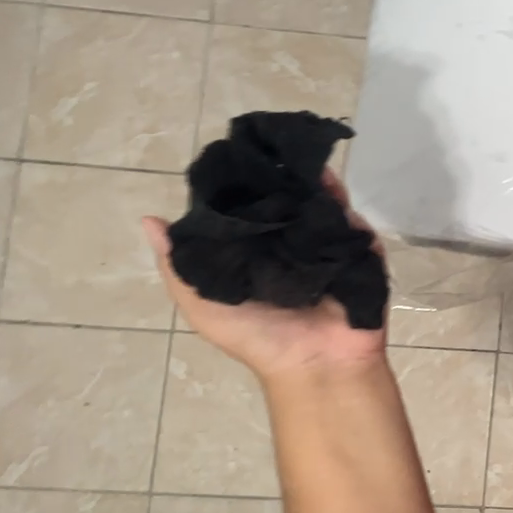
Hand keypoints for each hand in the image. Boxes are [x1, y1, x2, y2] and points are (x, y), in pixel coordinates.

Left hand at [141, 171, 388, 384]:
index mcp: (259, 256)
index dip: (243, 188)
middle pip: (290, 205)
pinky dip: (344, 207)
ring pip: (323, 209)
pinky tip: (331, 187)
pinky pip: (354, 226)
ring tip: (304, 156)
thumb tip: (149, 220)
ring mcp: (331, 250)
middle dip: (283, 179)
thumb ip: (179, 266)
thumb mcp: (202, 304)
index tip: (235, 158)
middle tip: (274, 149)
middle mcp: (294, 248)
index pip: (250, 214)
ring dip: (316, 185)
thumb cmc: (258, 339)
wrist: (316, 364)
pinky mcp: (362, 255)